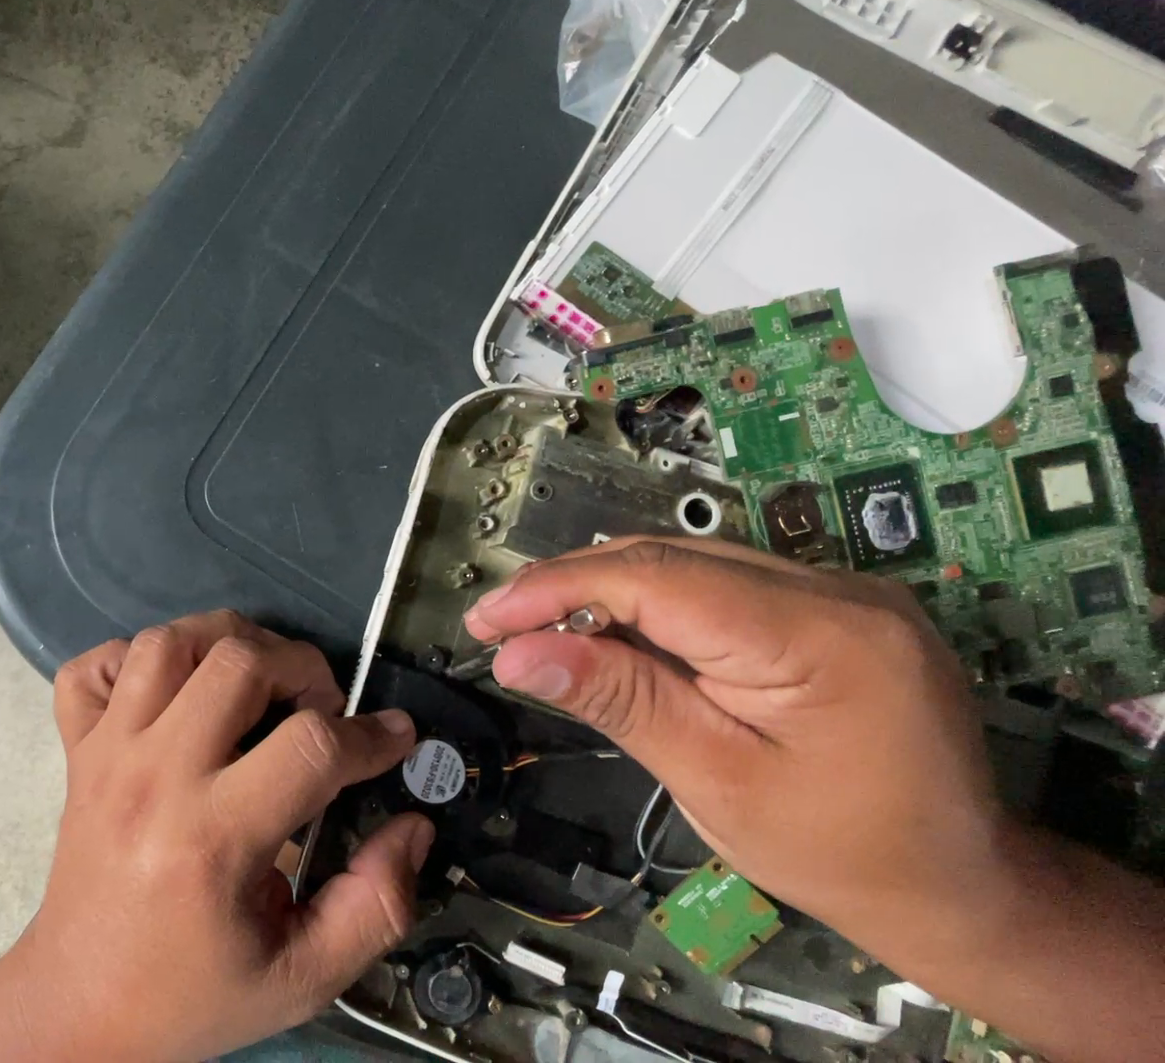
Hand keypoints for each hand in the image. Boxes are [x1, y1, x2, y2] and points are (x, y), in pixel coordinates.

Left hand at [0, 611, 431, 1062]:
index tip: (396, 738)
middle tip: (322, 708)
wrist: (78, 1006)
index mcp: (213, 838)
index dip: (371, 734)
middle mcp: (154, 776)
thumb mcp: (301, 979)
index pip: (310, 746)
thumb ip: (374, 906)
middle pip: (237, 662)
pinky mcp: (74, 749)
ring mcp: (105, 753)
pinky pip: (92, 666)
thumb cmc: (191, 995)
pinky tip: (170, 692)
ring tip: (255, 683)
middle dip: (302, 668)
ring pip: (165, 643)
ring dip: (224, 644)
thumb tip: (414, 824)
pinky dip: (133, 659)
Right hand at [463, 538, 1005, 950]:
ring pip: (686, 563)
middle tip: (500, 626)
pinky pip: (716, 583)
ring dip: (603, 592)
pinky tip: (611, 634)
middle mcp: (836, 590)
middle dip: (570, 586)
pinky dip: (649, 605)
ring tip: (540, 632)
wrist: (958, 884)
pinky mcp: (827, 605)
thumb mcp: (713, 780)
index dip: (557, 589)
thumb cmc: (836, 850)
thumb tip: (518, 654)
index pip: (656, 579)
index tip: (486, 619)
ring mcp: (838, 591)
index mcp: (820, 636)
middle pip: (668, 559)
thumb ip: (619, 701)